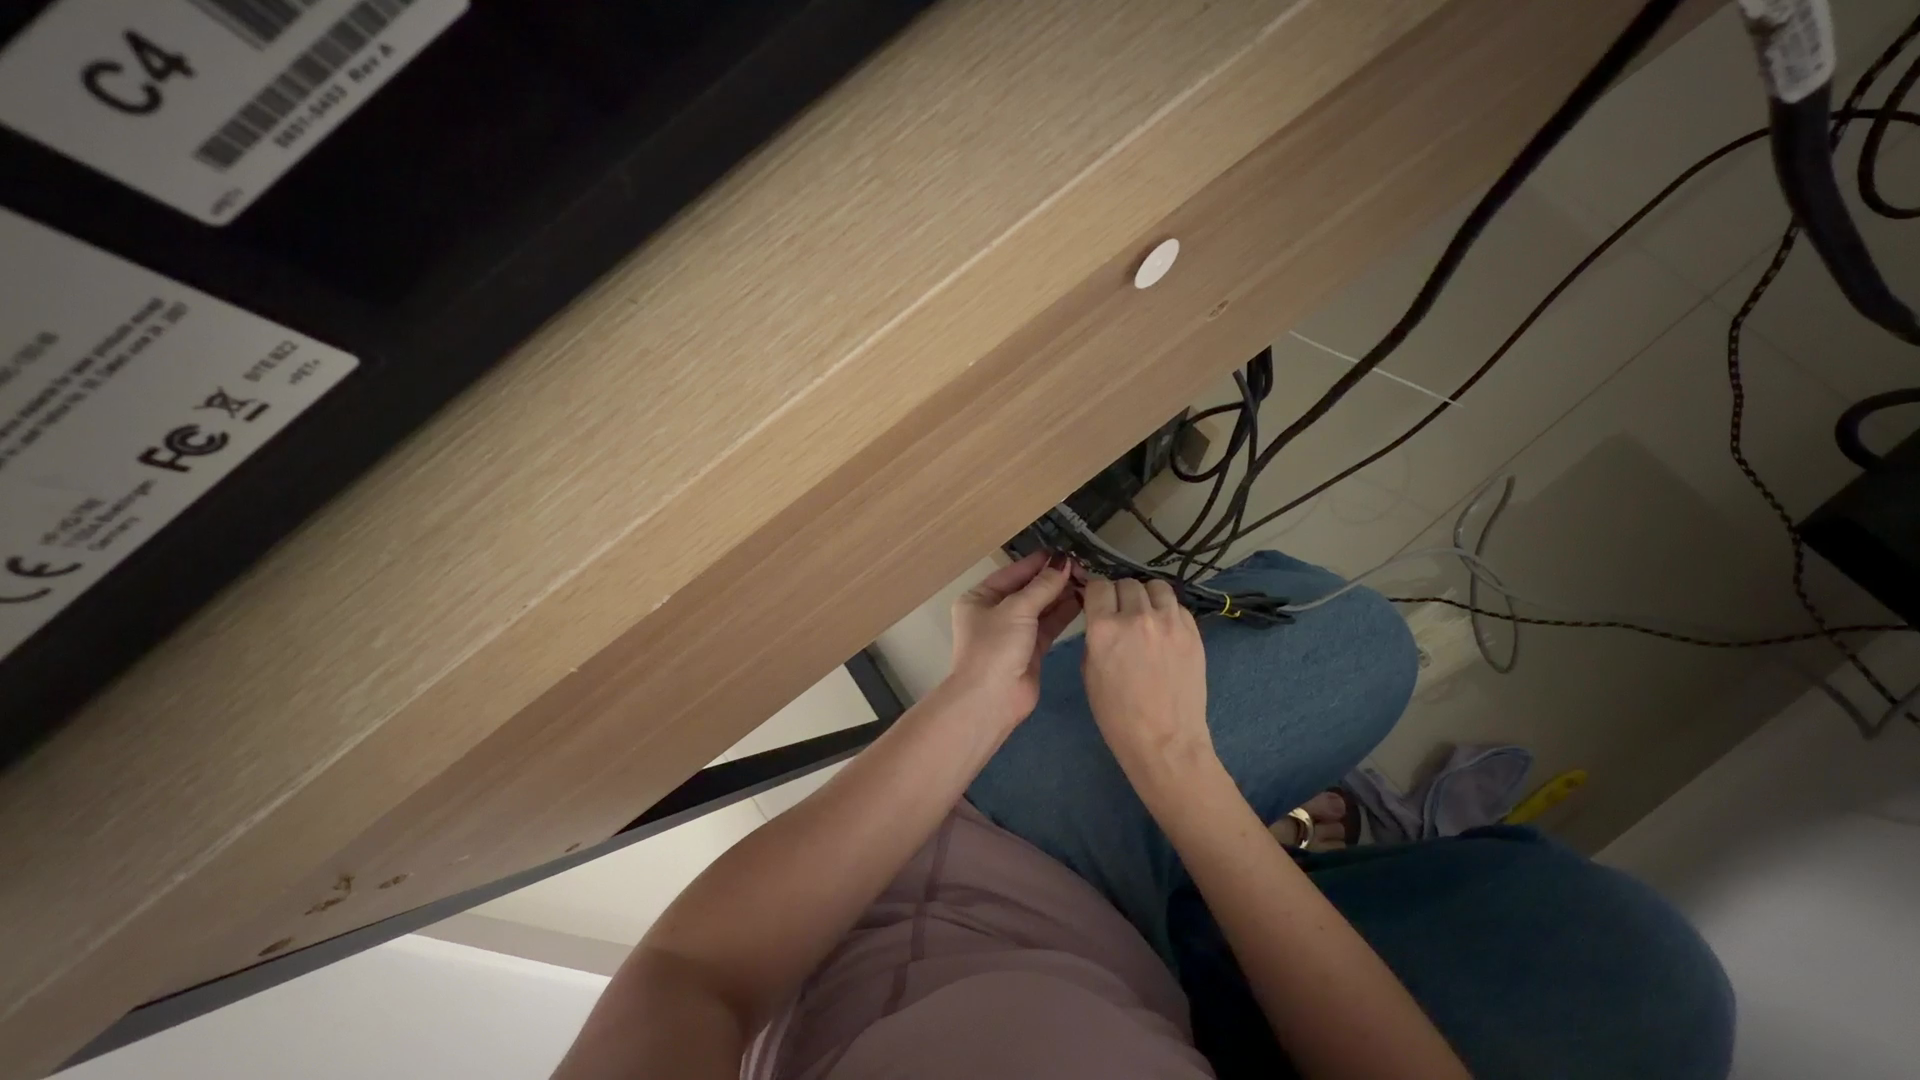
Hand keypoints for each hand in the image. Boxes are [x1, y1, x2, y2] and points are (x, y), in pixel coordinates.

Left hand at [947, 552, 1082, 723]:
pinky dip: (1064, 613)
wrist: (991, 700)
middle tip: (1083, 568)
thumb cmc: (995, 647)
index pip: (1013, 573)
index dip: (1038, 563)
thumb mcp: (1016, 610)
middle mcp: (994, 613)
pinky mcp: (1030, 650)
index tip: (1065, 553)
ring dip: (1062, 595)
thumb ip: (1042, 586)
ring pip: (1041, 607)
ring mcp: (1013, 633)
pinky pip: (1049, 625)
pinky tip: (1082, 600)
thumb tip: (1063, 562)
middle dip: (1053, 579)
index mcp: (980, 598)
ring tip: (1088, 581)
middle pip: (1028, 589)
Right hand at [1082, 576, 1215, 795]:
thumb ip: (1095, 638)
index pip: (1098, 586)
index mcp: (1104, 628)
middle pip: (1127, 583)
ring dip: (1147, 597)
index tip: (1097, 602)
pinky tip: (1164, 632)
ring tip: (1146, 615)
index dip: (1095, 593)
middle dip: (1120, 595)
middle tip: (1121, 614)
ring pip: (1156, 586)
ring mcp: (1169, 622)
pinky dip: (1168, 612)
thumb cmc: (1117, 715)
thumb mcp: (1089, 673)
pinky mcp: (1193, 632)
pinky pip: (1177, 606)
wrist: (1165, 740)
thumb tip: (1101, 619)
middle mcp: (1137, 617)